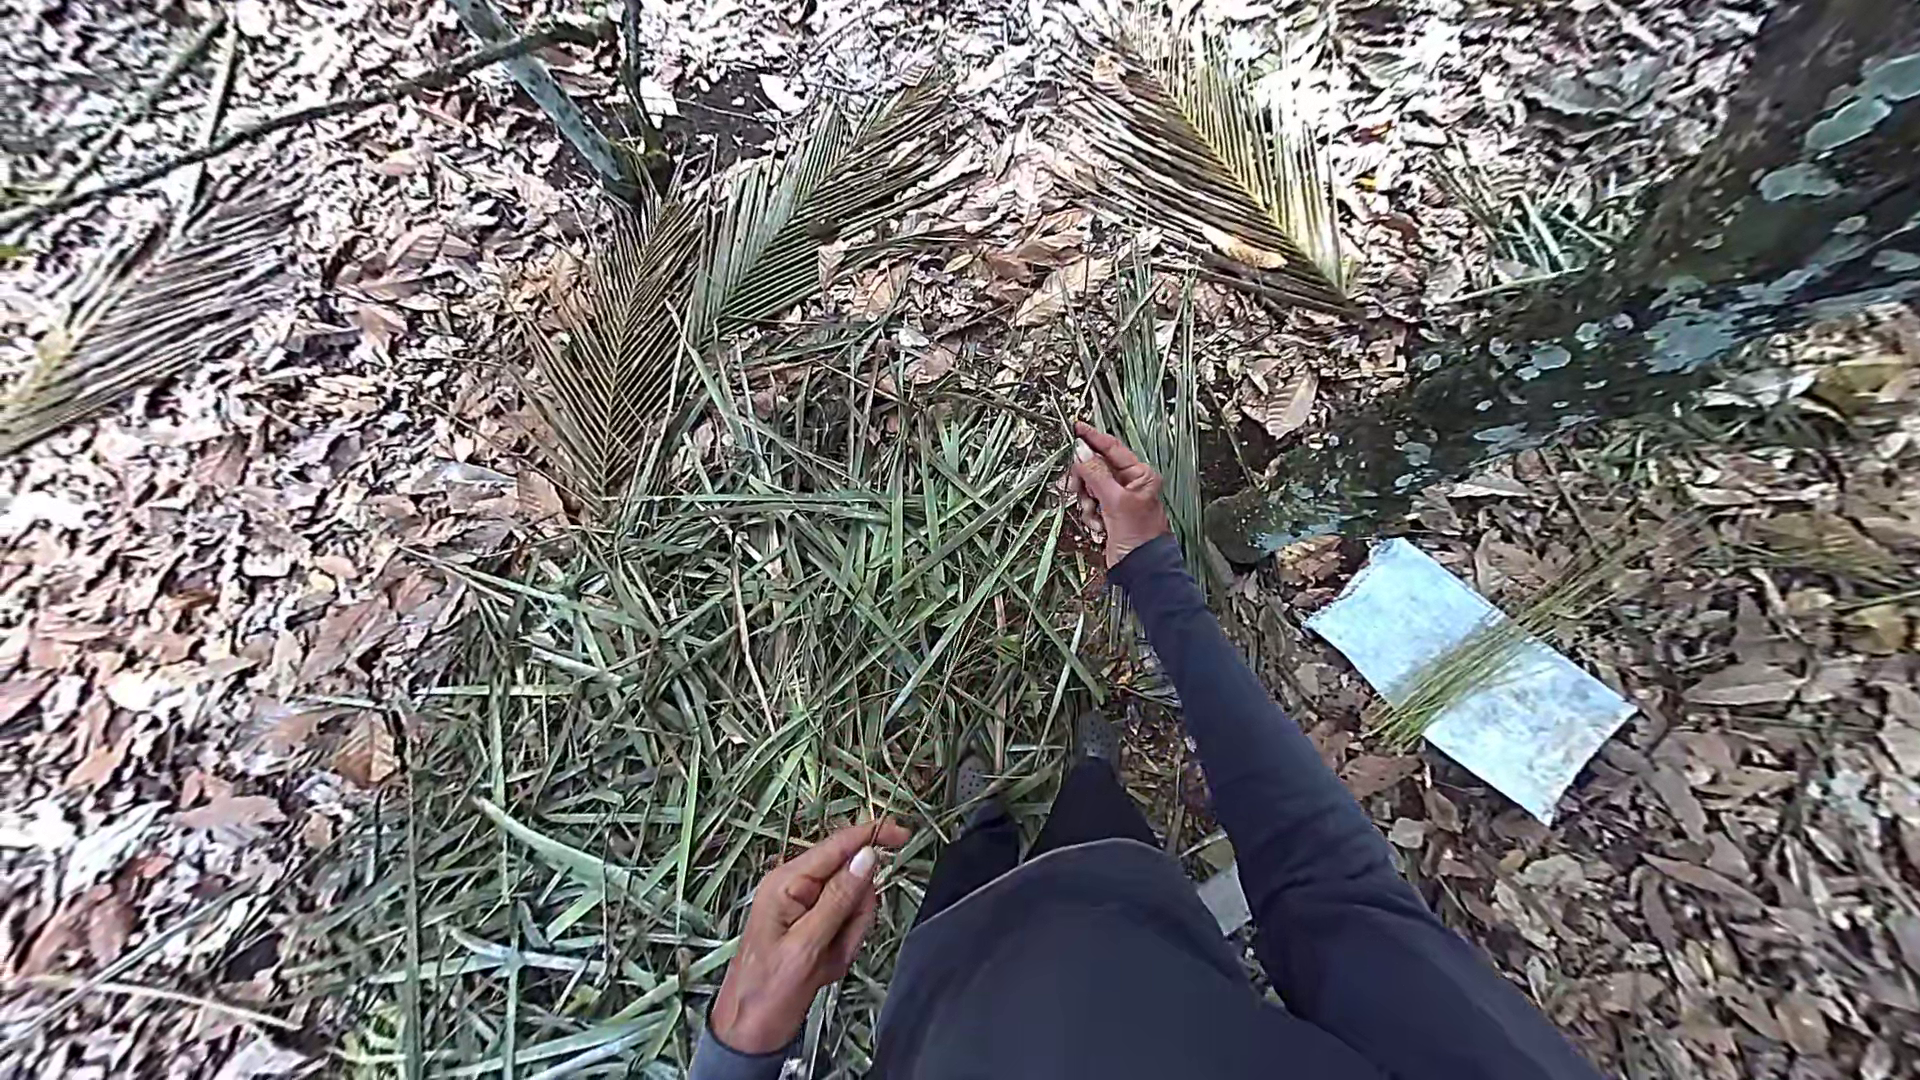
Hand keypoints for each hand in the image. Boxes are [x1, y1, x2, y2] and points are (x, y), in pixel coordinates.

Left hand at [710, 820, 910, 1053]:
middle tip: (842, 942)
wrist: (748, 1037)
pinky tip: (826, 964)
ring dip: (850, 932)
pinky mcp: (811, 921)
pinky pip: (846, 920)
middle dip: (857, 910)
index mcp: (788, 881)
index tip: (901, 834)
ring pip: (853, 900)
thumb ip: (838, 898)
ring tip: (829, 959)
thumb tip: (866, 856)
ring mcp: (804, 903)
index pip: (839, 843)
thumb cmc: (765, 993)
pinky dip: (845, 942)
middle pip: (851, 875)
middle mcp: (796, 885)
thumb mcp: (806, 946)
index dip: (872, 835)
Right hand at [1068, 421, 1170, 568]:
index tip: (1075, 428)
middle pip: (1095, 468)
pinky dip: (1089, 515)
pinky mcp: (1108, 514)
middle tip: (1077, 489)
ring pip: (1088, 488)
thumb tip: (1080, 451)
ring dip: (1087, 503)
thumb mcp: (1115, 501)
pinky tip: (1098, 526)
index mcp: (1139, 475)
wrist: (1140, 568)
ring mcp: (1117, 499)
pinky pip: (1089, 505)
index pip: (1112, 448)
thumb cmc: (1139, 536)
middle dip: (1085, 482)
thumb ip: (1096, 473)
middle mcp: (1129, 484)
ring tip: (1095, 516)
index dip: (1092, 438)